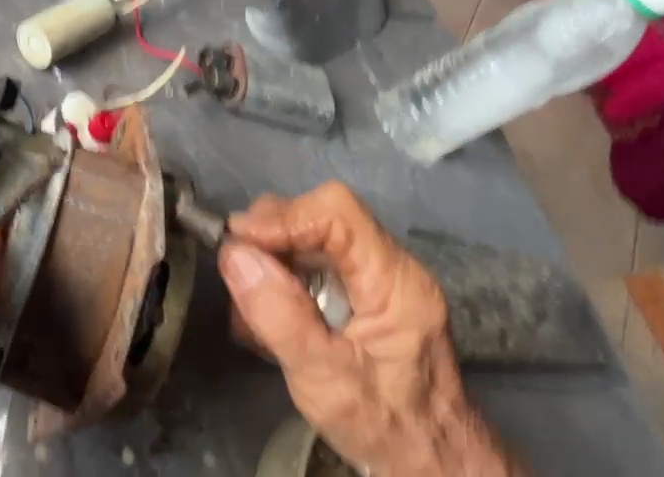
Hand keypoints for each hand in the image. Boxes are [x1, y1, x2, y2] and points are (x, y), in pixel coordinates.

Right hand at [220, 182, 521, 476]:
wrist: (429, 465)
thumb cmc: (385, 426)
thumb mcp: (326, 380)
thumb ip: (281, 316)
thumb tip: (235, 254)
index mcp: (395, 281)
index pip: (336, 212)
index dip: (283, 218)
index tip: (240, 244)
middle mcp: (386, 267)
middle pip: (315, 217)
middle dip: (268, 243)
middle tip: (241, 284)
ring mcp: (370, 278)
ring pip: (303, 238)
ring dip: (266, 268)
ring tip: (253, 318)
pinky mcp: (353, 292)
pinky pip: (304, 263)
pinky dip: (275, 284)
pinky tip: (267, 324)